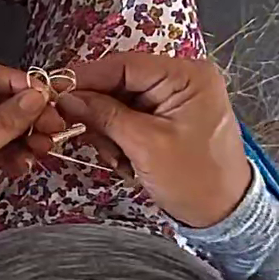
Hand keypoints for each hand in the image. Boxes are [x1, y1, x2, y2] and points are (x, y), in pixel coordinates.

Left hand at [0, 62, 58, 243]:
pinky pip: (3, 146)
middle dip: (25, 111)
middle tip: (55, 124)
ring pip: (3, 124)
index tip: (43, 92)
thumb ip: (5, 120)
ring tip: (44, 148)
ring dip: (26, 134)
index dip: (12, 80)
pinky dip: (17, 153)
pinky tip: (23, 167)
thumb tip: (38, 94)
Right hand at [53, 52, 252, 227]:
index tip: (53, 91)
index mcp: (186, 76)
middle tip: (76, 131)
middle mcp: (179, 78)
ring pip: (115, 100)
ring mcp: (170, 97)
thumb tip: (65, 97)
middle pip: (116, 82)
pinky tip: (122, 157)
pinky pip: (124, 115)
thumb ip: (104, 115)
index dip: (85, 77)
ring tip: (114, 156)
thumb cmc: (194, 178)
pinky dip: (114, 135)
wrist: (225, 215)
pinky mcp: (162, 115)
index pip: (123, 64)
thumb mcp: (145, 145)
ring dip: (105, 128)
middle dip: (96, 109)